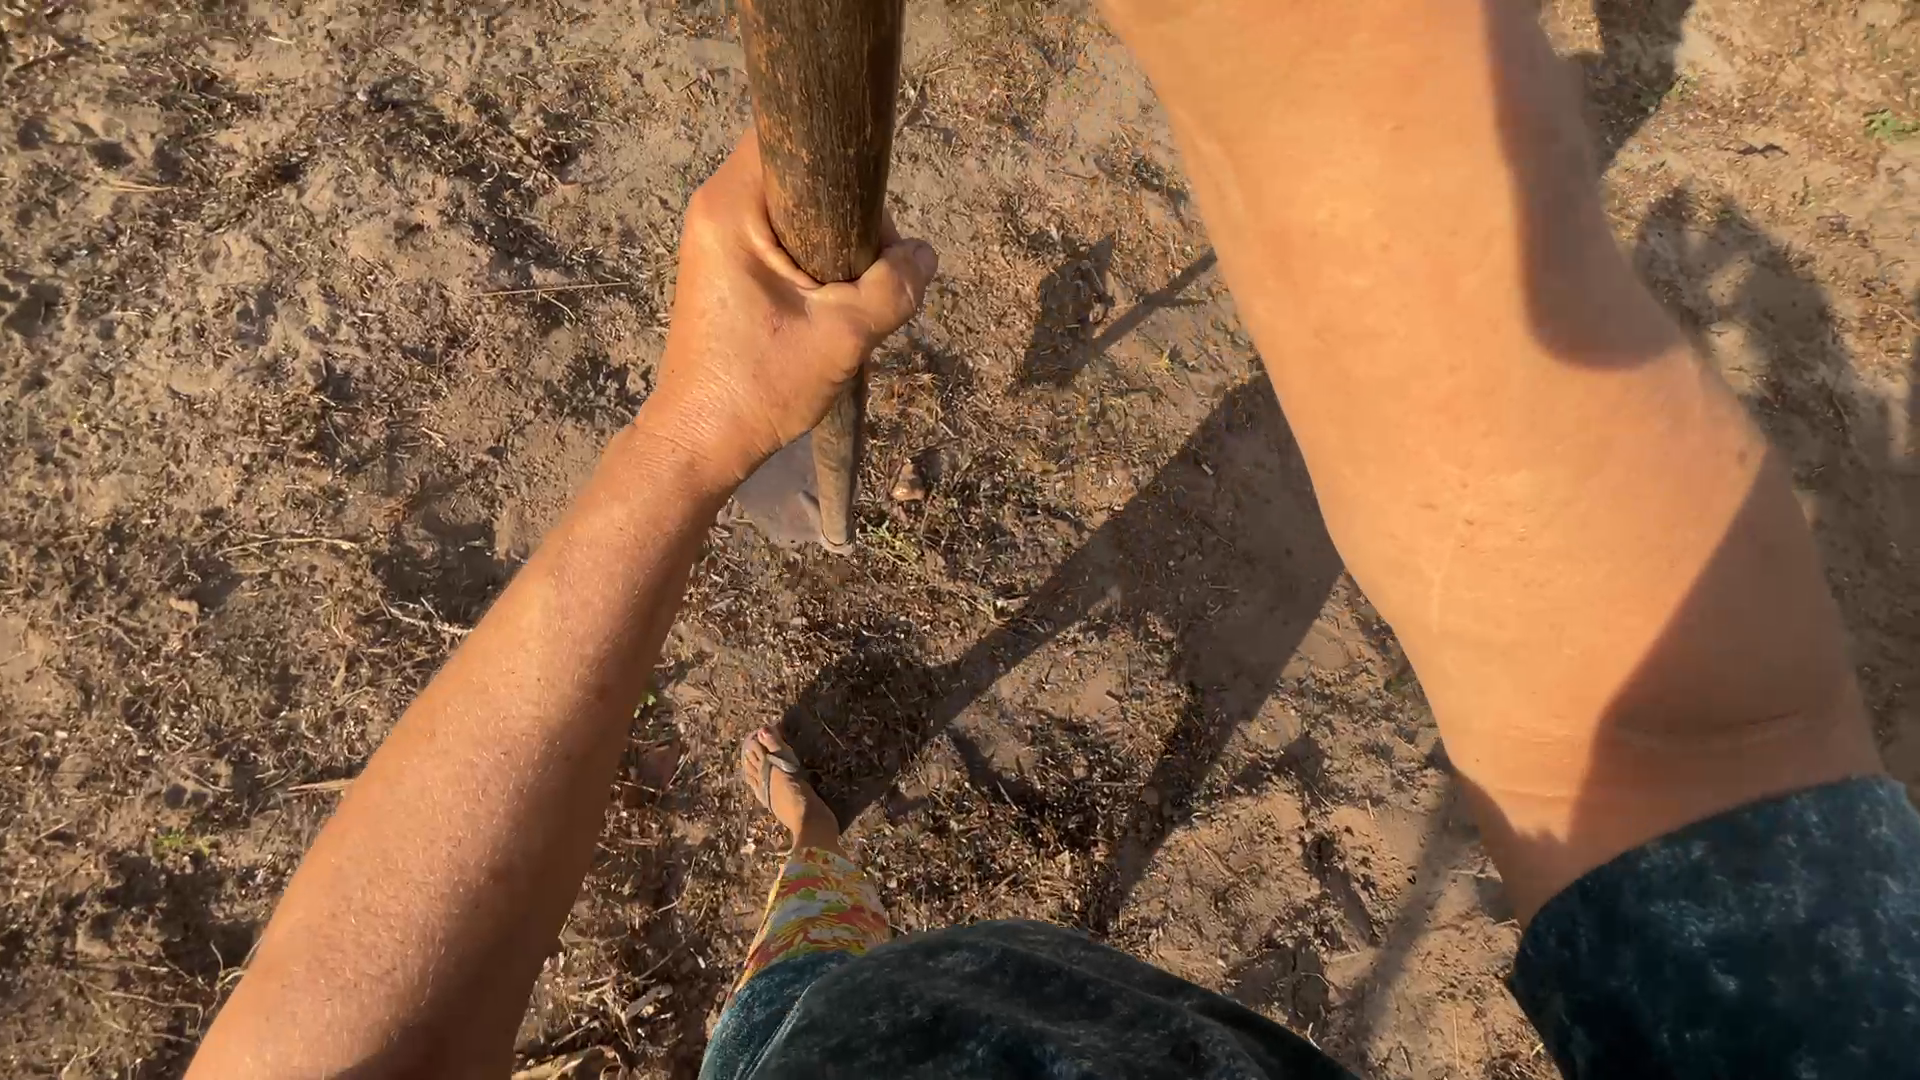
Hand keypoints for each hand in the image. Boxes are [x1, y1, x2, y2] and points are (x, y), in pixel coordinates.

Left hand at [646, 130, 939, 488]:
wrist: (703, 440)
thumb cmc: (760, 386)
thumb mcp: (842, 336)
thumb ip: (893, 289)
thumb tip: (926, 255)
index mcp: (732, 207)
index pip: (793, 137)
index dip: (844, 170)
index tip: (871, 229)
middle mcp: (716, 211)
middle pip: (801, 180)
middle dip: (848, 223)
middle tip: (868, 276)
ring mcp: (716, 243)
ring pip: (796, 218)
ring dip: (834, 253)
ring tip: (850, 301)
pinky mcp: (724, 274)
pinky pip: (782, 247)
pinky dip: (813, 271)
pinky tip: (827, 311)